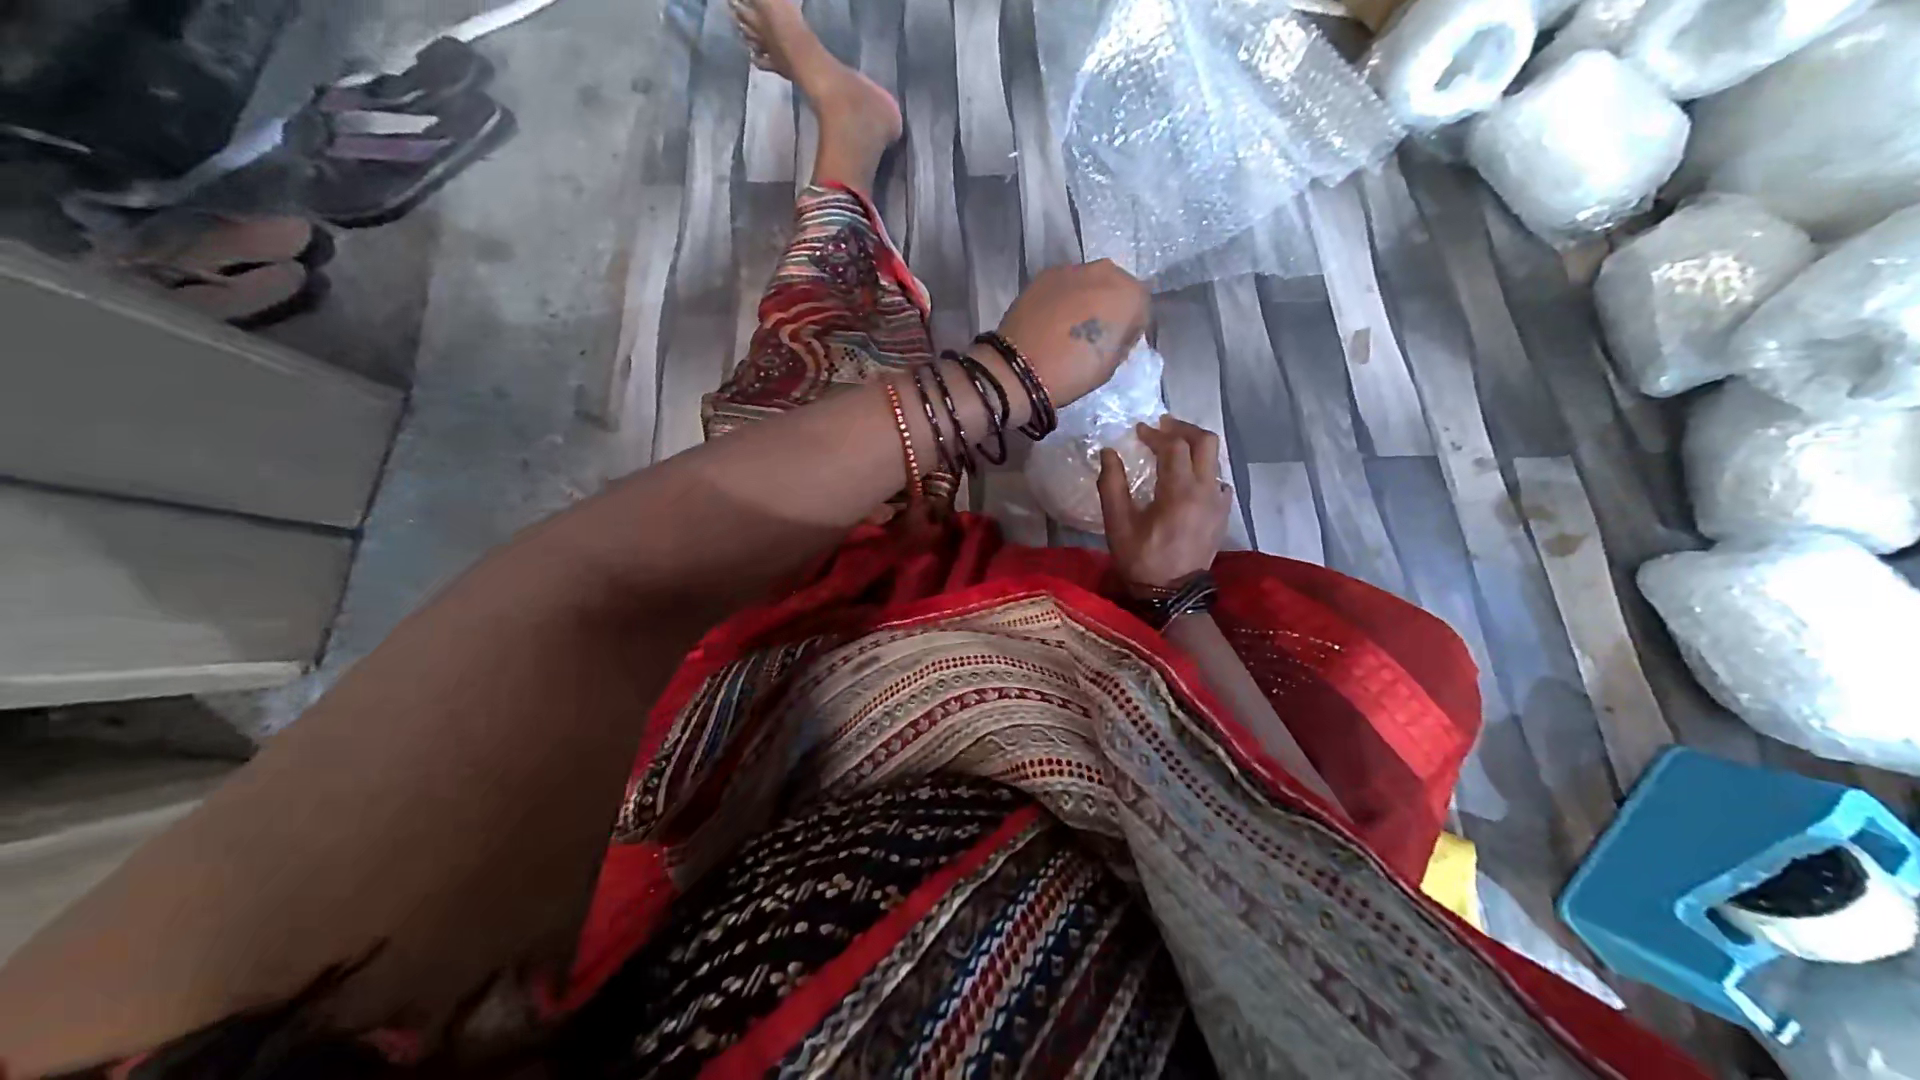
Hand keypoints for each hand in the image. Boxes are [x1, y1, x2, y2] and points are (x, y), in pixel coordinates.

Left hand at [994, 260, 1148, 406]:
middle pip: (1115, 287)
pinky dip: (1063, 297)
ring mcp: (1073, 269)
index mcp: (1131, 294)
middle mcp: (1106, 272)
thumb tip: (1116, 332)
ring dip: (1085, 298)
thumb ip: (1121, 339)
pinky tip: (1052, 319)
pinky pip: (1064, 284)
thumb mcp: (1112, 363)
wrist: (1022, 367)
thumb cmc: (1075, 371)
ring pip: (1089, 282)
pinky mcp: (1045, 274)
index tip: (1118, 343)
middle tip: (1094, 332)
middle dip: (1109, 305)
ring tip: (1069, 325)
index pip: (1141, 308)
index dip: (1131, 327)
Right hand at [1098, 416, 1232, 589]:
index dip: (1155, 433)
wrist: (1172, 593)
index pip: (1174, 446)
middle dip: (1183, 428)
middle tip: (1162, 427)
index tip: (1138, 432)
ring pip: (1215, 458)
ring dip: (1194, 447)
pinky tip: (1186, 477)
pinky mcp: (1223, 513)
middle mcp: (1206, 491)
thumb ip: (1112, 484)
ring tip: (1172, 448)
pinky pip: (1217, 478)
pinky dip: (1202, 468)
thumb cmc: (1141, 559)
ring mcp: (1219, 502)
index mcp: (1180, 492)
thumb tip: (1109, 452)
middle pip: (1205, 441)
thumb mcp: (1118, 524)